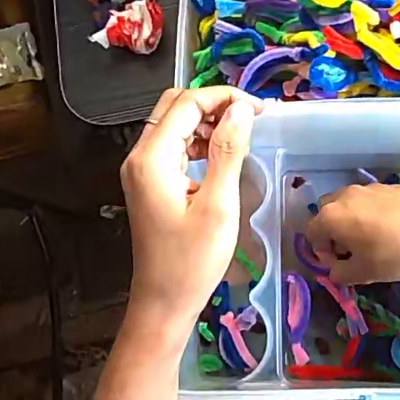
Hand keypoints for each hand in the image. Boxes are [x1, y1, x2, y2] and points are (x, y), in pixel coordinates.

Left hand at [120, 87, 262, 324]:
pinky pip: (173, 147)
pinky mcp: (149, 184)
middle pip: (174, 107)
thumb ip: (228, 151)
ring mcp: (142, 171)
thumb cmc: (191, 261)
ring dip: (206, 122)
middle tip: (250, 118)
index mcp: (152, 158)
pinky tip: (221, 156)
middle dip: (213, 104)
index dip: (224, 97)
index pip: (187, 103)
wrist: (163, 302)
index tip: (259, 109)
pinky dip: (198, 142)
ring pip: (173, 124)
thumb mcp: (218, 205)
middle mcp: (140, 157)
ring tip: (240, 137)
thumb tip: (241, 110)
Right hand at [305, 184, 399, 284]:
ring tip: (372, 241)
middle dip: (333, 235)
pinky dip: (368, 215)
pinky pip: (367, 202)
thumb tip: (335, 270)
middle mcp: (343, 196)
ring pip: (346, 206)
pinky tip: (390, 230)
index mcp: (331, 216)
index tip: (341, 266)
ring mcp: (365, 188)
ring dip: (350, 224)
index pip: (311, 234)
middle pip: (326, 216)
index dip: (321, 254)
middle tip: (352, 253)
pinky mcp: (386, 186)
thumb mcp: (365, 273)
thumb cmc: (397, 251)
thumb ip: (340, 274)